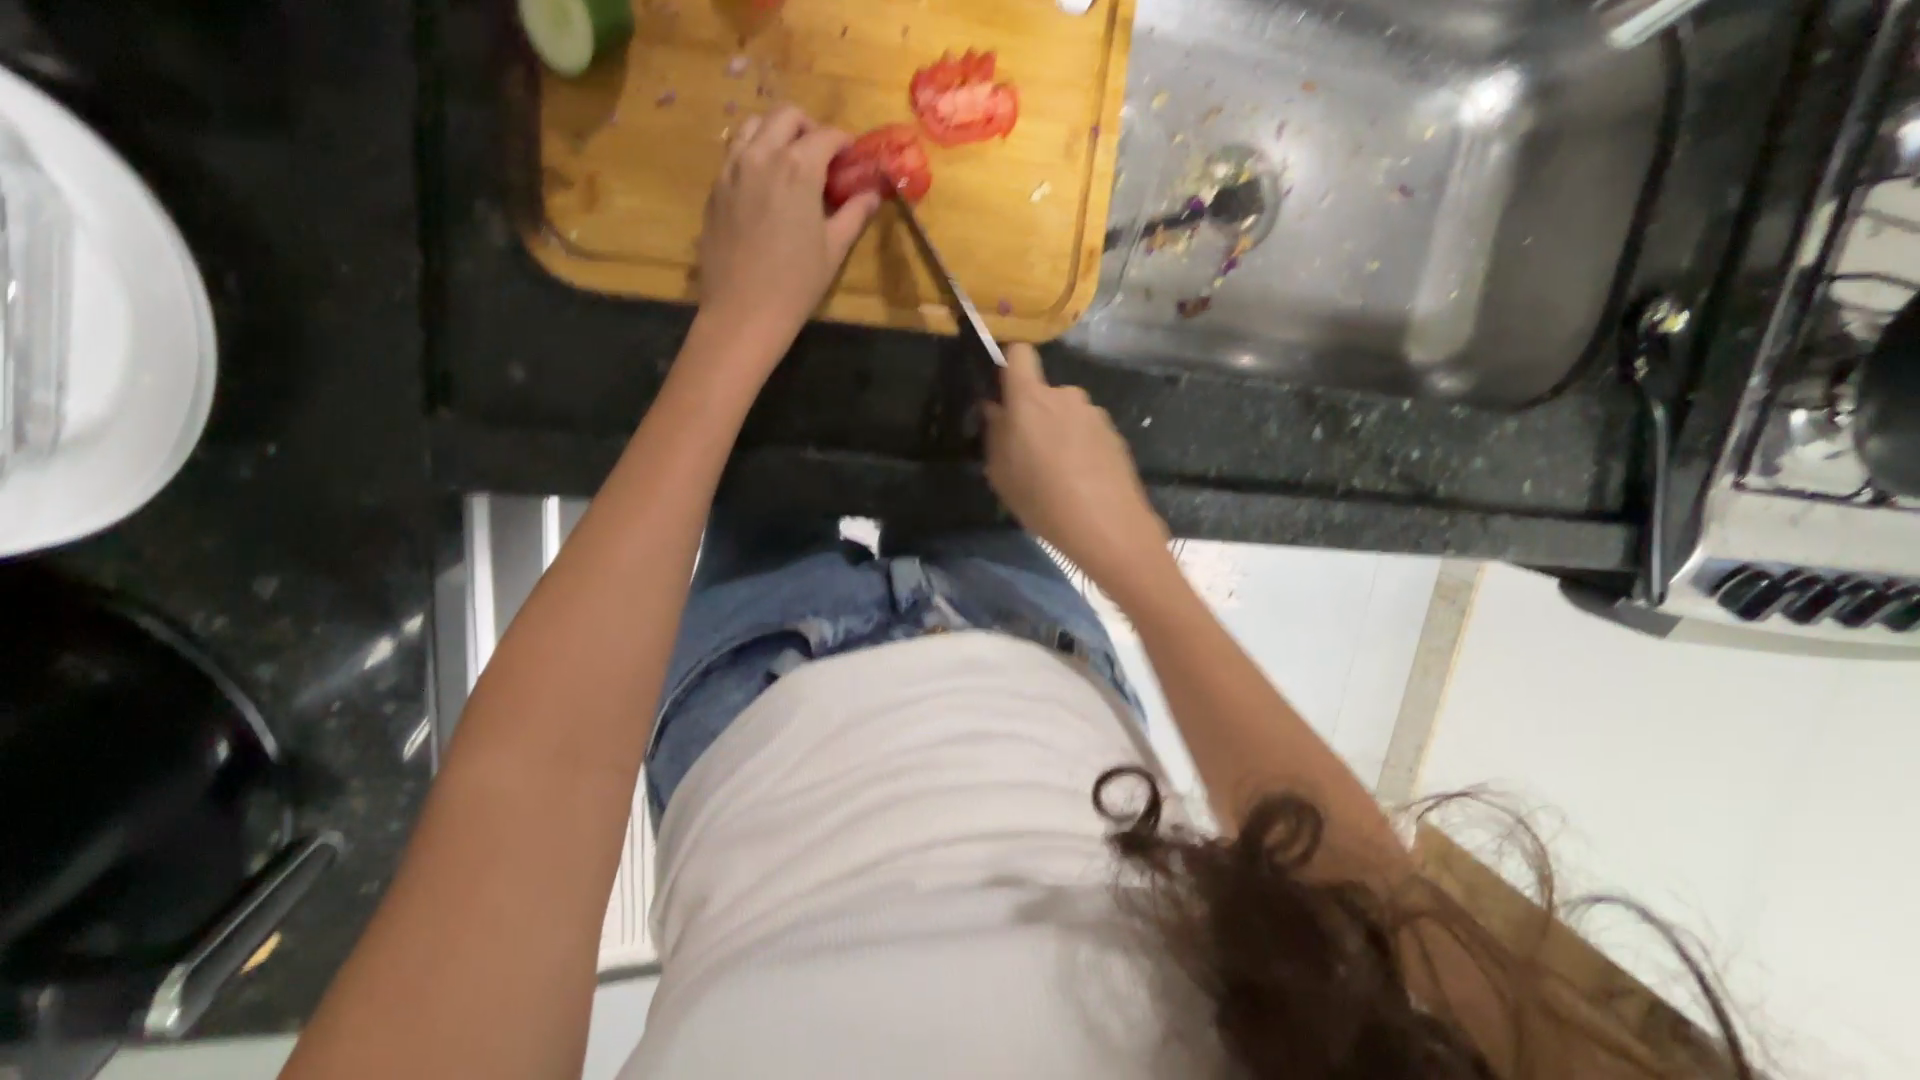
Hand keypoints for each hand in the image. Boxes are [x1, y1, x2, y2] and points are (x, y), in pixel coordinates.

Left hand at [695, 105, 880, 356]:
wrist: (742, 312)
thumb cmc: (796, 283)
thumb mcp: (834, 248)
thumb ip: (855, 213)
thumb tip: (873, 193)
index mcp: (797, 168)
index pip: (826, 135)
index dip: (844, 143)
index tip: (852, 159)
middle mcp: (761, 156)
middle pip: (786, 116)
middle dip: (808, 128)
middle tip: (822, 157)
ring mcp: (731, 170)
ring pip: (753, 126)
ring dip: (776, 133)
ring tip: (789, 162)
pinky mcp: (715, 188)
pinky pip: (734, 153)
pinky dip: (753, 154)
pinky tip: (765, 186)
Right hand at [984, 344, 1170, 587]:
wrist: (1108, 525)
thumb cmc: (1041, 498)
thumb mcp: (1001, 474)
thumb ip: (995, 434)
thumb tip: (996, 410)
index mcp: (1030, 398)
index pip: (1019, 354)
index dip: (1009, 364)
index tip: (1003, 389)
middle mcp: (1065, 396)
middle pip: (1043, 393)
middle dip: (1034, 415)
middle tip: (1028, 454)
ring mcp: (1095, 414)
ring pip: (1067, 415)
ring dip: (1059, 434)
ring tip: (1058, 475)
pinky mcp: (1115, 435)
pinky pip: (1087, 433)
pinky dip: (1081, 449)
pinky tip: (1082, 482)